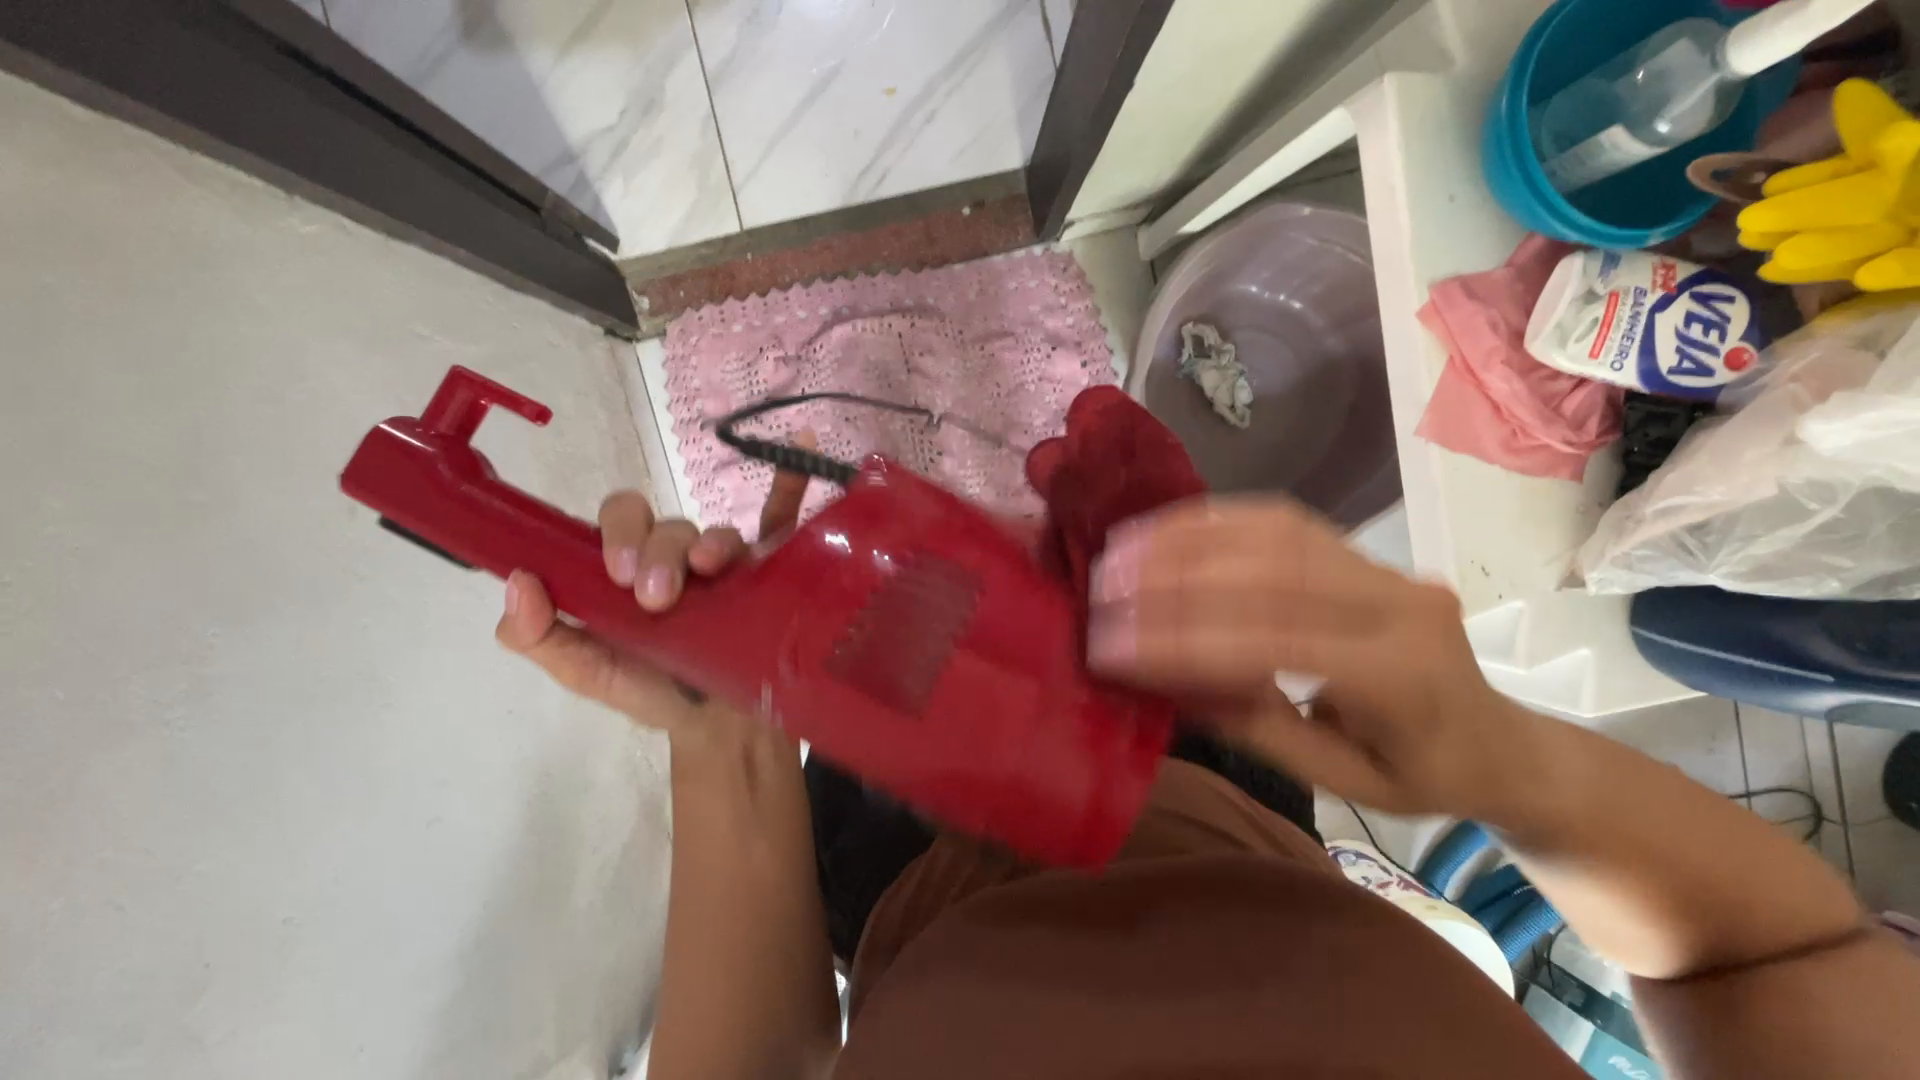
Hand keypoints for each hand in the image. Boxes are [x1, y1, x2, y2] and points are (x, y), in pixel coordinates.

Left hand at [494, 442, 812, 740]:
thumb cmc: (655, 692)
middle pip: (669, 524)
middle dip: (660, 549)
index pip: (619, 524)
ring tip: (711, 572)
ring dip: (712, 543)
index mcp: (632, 570)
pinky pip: (785, 519)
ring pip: (719, 532)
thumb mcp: (589, 673)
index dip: (617, 534)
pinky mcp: (773, 569)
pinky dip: (792, 484)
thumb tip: (515, 581)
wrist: (724, 731)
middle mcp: (680, 558)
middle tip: (658, 597)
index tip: (616, 572)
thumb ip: (540, 638)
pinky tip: (804, 446)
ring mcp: (730, 563)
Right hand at [1084, 496, 1546, 819]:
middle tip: (1103, 593)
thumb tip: (1165, 680)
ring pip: (1275, 533)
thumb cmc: (1419, 776)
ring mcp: (1385, 567)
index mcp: (1403, 677)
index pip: (1278, 644)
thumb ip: (1257, 725)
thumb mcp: (1340, 781)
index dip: (1189, 642)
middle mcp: (1399, 604)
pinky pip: (1283, 520)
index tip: (1114, 649)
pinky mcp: (1363, 549)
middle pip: (1274, 573)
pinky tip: (1166, 530)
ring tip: (1120, 553)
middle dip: (1176, 581)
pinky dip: (1216, 520)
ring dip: (1188, 540)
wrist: (1497, 739)